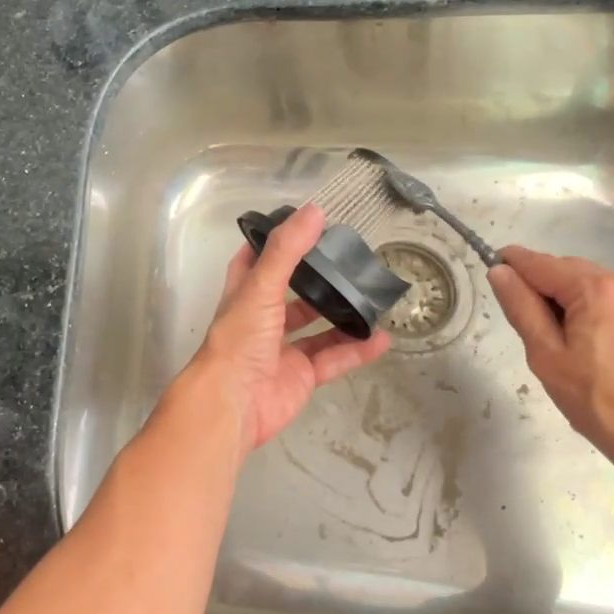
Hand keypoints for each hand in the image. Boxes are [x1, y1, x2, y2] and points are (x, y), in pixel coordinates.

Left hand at [183, 204, 391, 454]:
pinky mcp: (301, 375)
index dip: (278, 242)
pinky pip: (334, 358)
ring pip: (317, 326)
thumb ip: (287, 250)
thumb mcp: (261, 286)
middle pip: (292, 291)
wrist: (232, 403)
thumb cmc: (239, 338)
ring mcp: (282, 347)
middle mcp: (262, 316)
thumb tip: (314, 211)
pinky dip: (356, 350)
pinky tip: (381, 338)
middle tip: (351, 260)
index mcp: (245, 292)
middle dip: (317, 279)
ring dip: (342, 314)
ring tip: (372, 296)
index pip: (259, 258)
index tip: (307, 225)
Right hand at [486, 246, 613, 487]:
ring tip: (569, 346)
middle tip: (530, 323)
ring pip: (603, 291)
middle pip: (574, 272)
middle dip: (546, 287)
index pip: (541, 263)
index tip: (493, 268)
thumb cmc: (604, 407)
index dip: (513, 263)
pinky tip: (608, 357)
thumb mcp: (549, 359)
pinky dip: (608, 319)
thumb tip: (500, 272)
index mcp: (597, 290)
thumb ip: (522, 309)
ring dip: (578, 304)